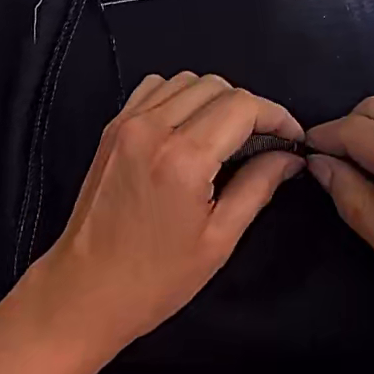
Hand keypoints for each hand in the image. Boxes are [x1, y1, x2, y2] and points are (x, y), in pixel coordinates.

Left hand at [0, 73, 303, 373]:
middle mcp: (155, 127)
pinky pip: (157, 85)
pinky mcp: (114, 124)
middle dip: (248, 107)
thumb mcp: (219, 240)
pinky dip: (181, 94)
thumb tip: (291, 156)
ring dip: (215, 98)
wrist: (82, 293)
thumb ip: (259, 186)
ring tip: (225, 133)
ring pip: (188, 79)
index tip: (292, 135)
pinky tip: (187, 124)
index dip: (275, 114)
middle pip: (218, 86)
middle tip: (260, 140)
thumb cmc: (155, 278)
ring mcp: (130, 121)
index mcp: (185, 158)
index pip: (243, 106)